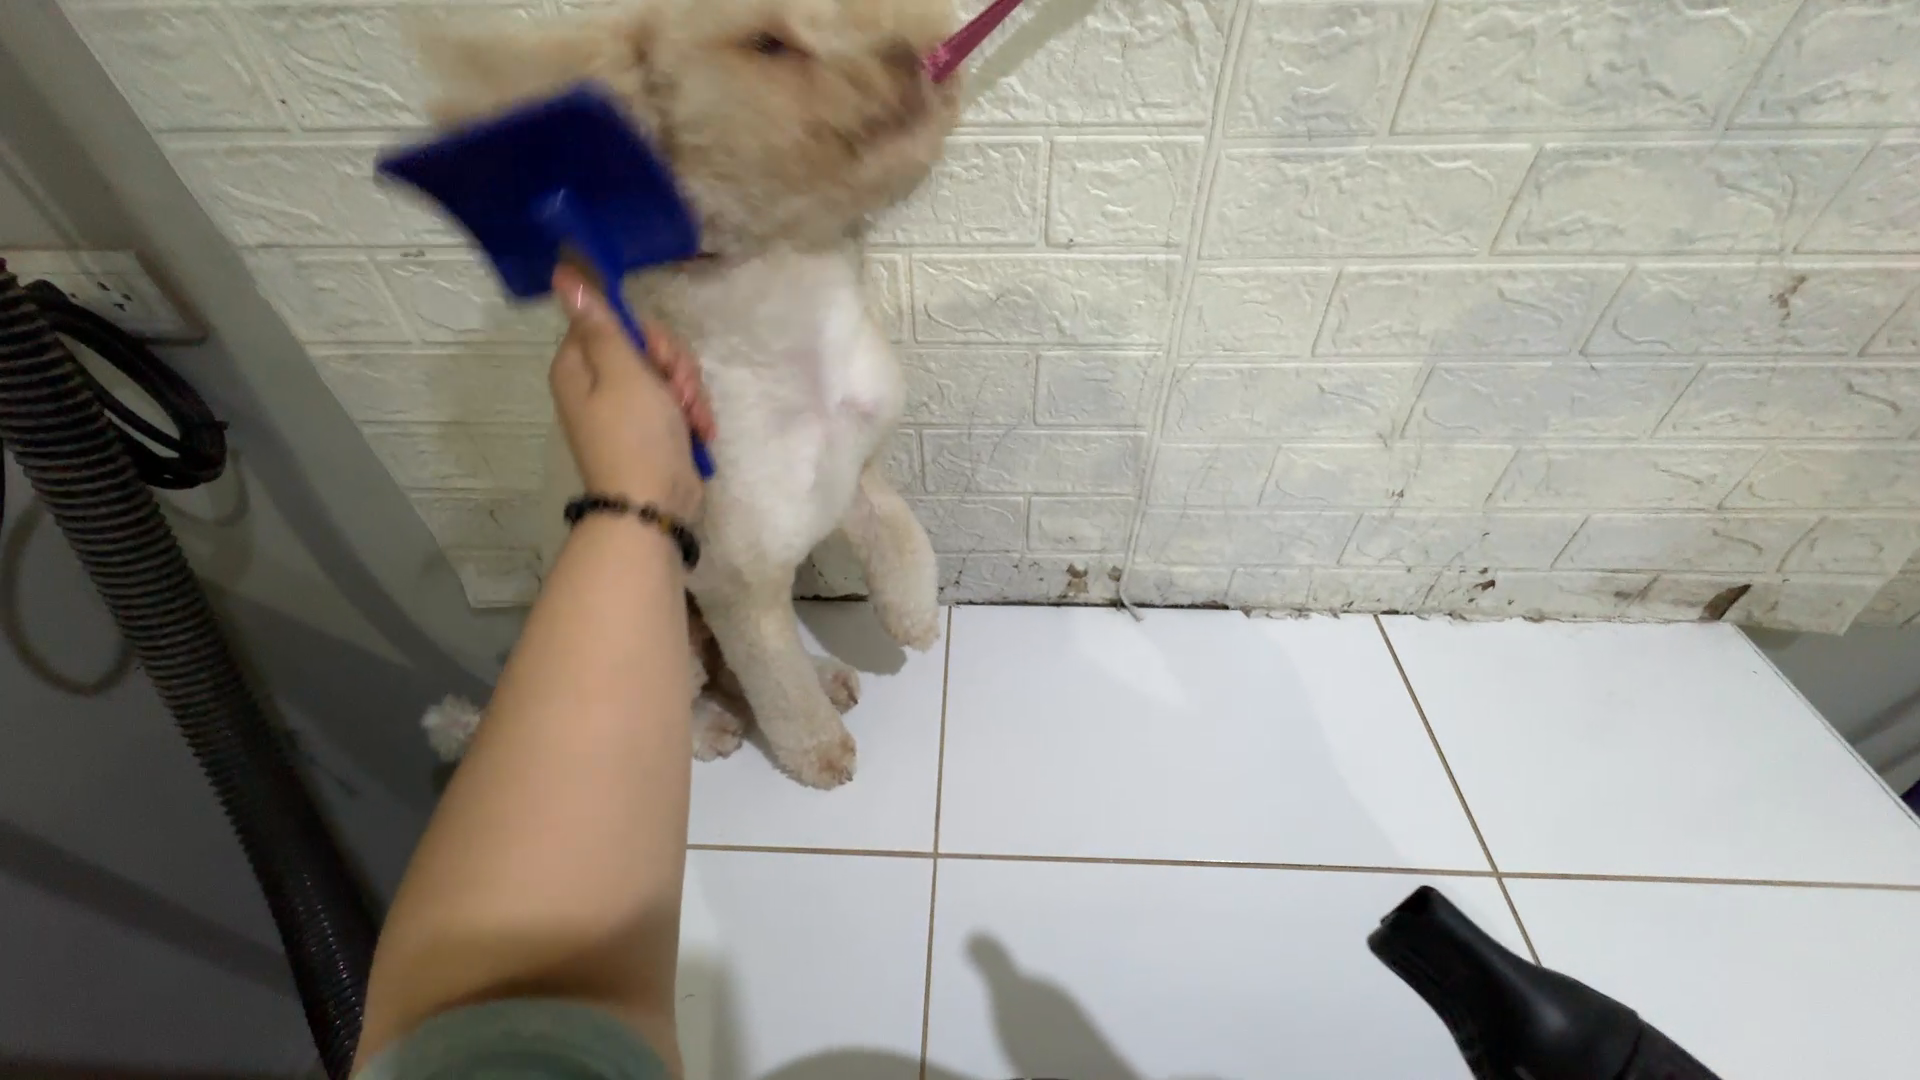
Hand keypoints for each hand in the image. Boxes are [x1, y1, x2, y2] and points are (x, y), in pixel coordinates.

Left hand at [549, 265, 714, 520]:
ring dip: (690, 392)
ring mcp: (628, 409)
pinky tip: (701, 431)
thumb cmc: (636, 436)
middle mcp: (599, 384)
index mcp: (579, 366)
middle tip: (682, 389)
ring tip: (695, 418)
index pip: (612, 322)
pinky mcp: (654, 430)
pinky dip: (693, 414)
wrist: (654, 504)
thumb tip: (563, 272)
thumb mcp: (622, 372)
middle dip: (675, 366)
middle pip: (646, 348)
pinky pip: (678, 403)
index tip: (661, 355)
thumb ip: (601, 322)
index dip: (646, 334)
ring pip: (668, 375)